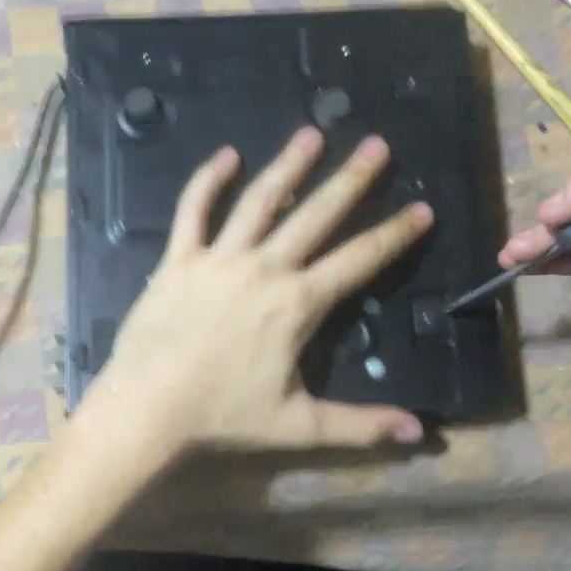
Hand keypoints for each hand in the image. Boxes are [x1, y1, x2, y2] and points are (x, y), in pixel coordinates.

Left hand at [77, 127, 434, 456]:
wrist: (148, 407)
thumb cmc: (223, 416)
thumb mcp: (298, 426)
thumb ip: (361, 426)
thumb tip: (420, 435)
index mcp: (298, 304)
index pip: (359, 260)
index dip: (394, 234)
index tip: (421, 208)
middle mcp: (264, 269)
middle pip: (316, 215)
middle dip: (351, 180)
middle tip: (378, 145)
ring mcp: (218, 259)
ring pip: (260, 201)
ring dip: (289, 165)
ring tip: (311, 135)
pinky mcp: (179, 260)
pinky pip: (194, 211)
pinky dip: (208, 180)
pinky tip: (226, 155)